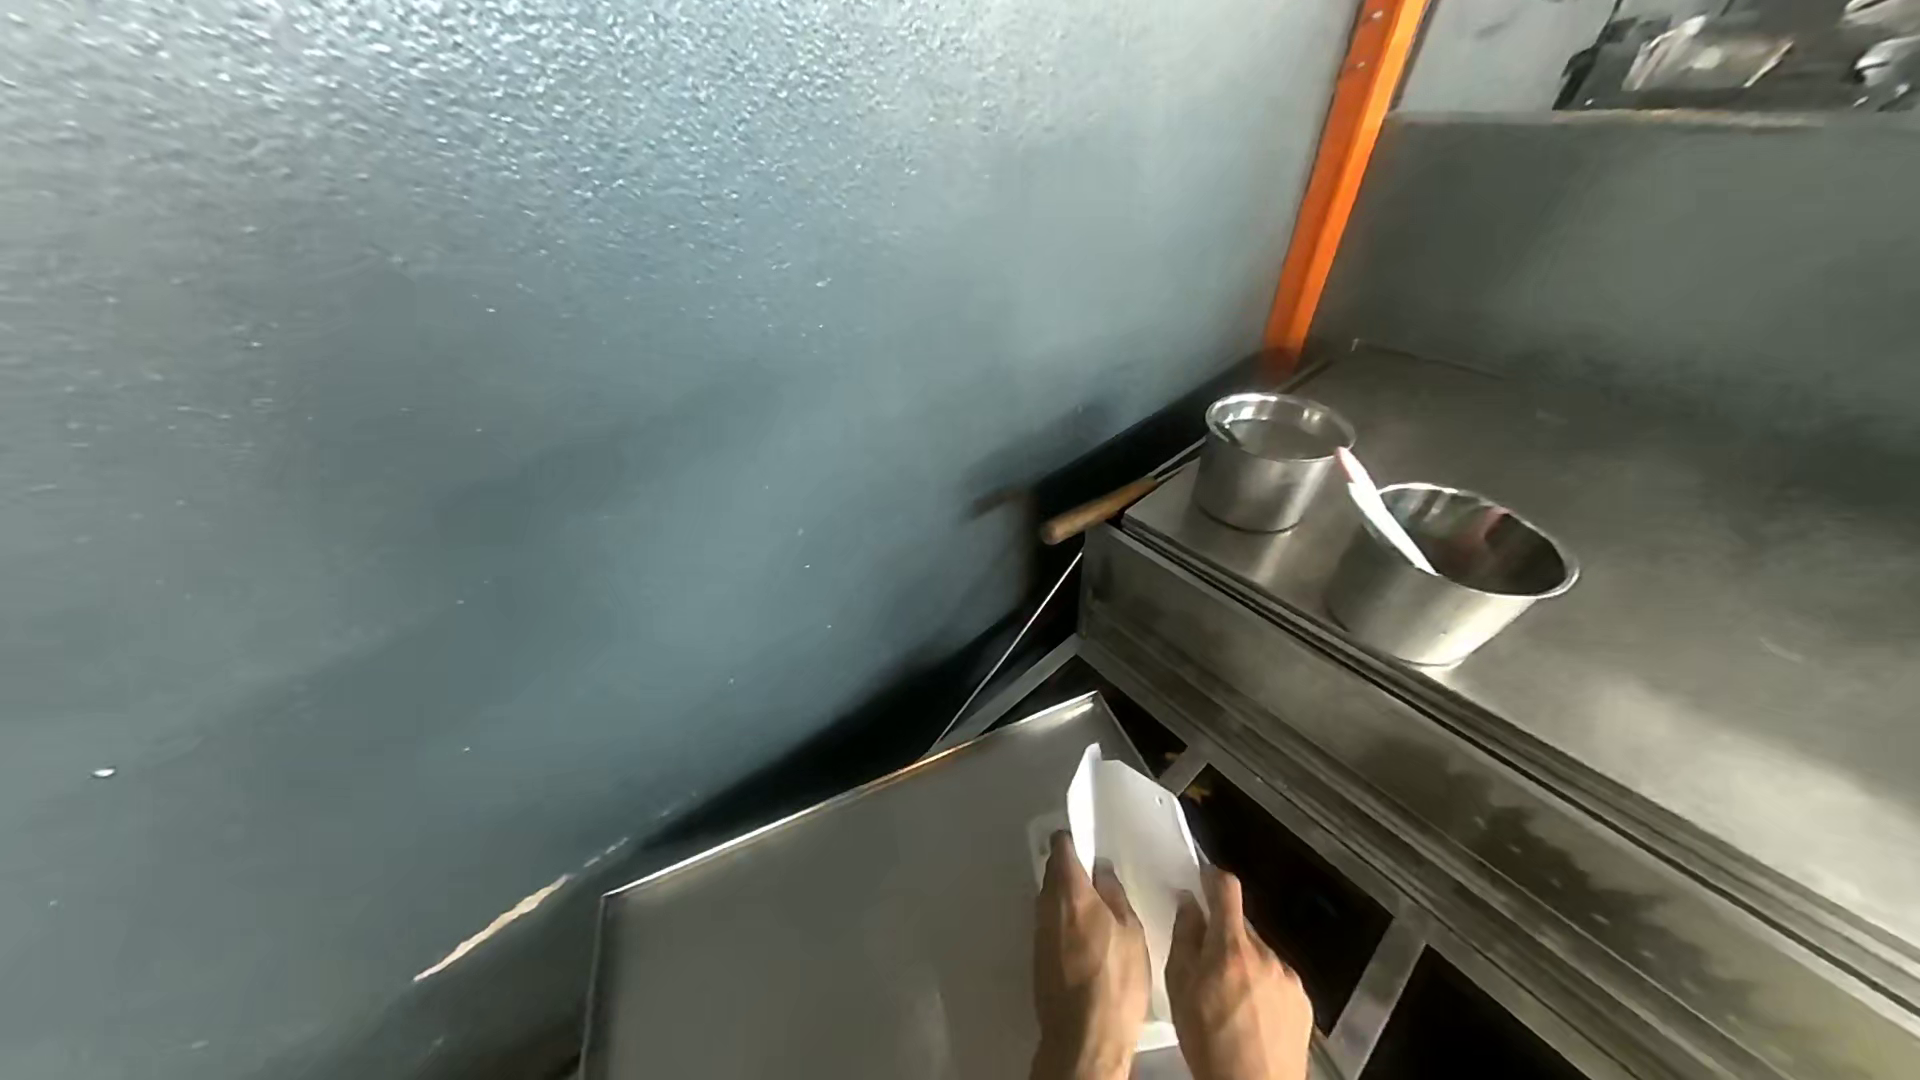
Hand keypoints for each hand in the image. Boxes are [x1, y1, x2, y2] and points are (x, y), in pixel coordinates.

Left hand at [1030, 831, 1149, 1079]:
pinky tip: (1084, 935)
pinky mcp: (1036, 953)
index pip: (1061, 846)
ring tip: (1095, 907)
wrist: (1083, 1038)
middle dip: (1071, 867)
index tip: (1088, 841)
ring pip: (1050, 897)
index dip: (1072, 838)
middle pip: (1053, 871)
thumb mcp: (1131, 933)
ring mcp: (1038, 929)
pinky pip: (1049, 921)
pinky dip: (1063, 919)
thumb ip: (1114, 894)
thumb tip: (1101, 869)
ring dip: (1067, 895)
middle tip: (1097, 875)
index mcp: (1070, 890)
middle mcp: (1046, 903)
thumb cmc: (1116, 980)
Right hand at [1166, 867, 1313, 1079]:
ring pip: (1258, 951)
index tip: (1201, 879)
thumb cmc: (1206, 1041)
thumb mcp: (1180, 986)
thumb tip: (1189, 902)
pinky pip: (1276, 976)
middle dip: (1222, 932)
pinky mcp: (1304, 1002)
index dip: (1212, 877)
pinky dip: (1262, 982)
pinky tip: (1252, 1013)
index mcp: (1231, 946)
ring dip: (1243, 959)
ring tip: (1230, 995)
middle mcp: (1265, 953)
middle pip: (1240, 924)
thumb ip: (1184, 936)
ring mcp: (1288, 978)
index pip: (1227, 888)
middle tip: (1206, 960)